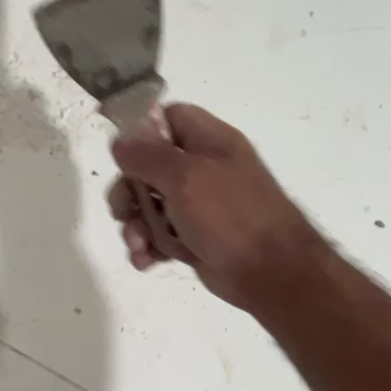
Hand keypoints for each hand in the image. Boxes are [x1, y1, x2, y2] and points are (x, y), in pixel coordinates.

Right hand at [107, 103, 328, 310]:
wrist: (270, 272)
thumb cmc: (230, 216)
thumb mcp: (185, 177)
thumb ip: (148, 156)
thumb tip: (119, 141)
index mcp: (209, 142)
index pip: (169, 117)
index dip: (141, 132)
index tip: (122, 157)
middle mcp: (203, 168)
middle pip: (147, 167)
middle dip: (128, 193)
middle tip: (122, 212)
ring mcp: (198, 204)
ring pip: (148, 206)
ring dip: (135, 227)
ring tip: (139, 245)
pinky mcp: (193, 236)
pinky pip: (158, 235)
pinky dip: (147, 248)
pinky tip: (146, 260)